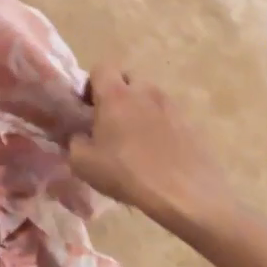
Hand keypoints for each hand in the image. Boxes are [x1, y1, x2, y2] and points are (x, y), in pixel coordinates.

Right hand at [69, 69, 233, 224]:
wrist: (188, 199)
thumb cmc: (128, 174)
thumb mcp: (82, 162)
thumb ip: (73, 140)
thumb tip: (79, 135)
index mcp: (116, 95)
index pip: (101, 67)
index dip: (91, 83)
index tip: (88, 106)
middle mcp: (145, 93)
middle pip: (129, 77)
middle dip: (118, 91)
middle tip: (111, 118)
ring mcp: (173, 109)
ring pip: (151, 96)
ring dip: (141, 107)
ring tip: (135, 136)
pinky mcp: (193, 128)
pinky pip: (170, 117)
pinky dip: (161, 126)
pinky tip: (158, 152)